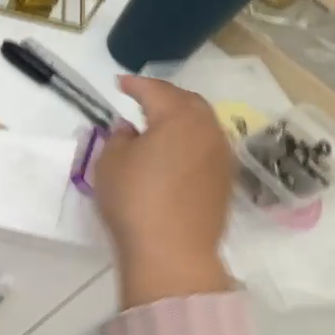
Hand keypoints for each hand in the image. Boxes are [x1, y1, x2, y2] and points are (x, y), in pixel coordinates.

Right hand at [94, 76, 234, 308]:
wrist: (172, 251)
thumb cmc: (135, 200)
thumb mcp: (110, 164)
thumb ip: (118, 138)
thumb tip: (130, 128)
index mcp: (178, 117)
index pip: (155, 91)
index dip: (135, 85)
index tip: (119, 83)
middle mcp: (208, 129)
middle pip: (187, 103)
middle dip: (164, 99)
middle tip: (142, 102)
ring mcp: (222, 155)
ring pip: (200, 126)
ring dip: (179, 122)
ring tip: (157, 129)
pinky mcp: (224, 181)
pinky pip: (205, 149)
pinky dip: (187, 144)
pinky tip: (171, 157)